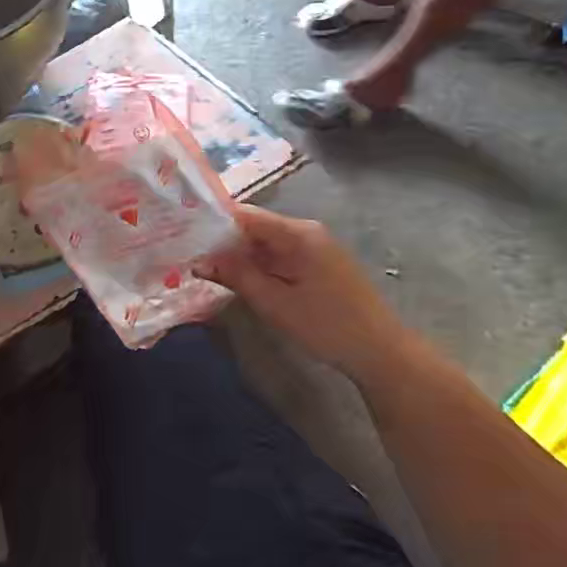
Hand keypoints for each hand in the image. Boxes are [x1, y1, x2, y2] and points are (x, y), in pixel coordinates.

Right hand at [200, 204, 413, 381]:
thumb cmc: (327, 326)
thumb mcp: (275, 303)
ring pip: (266, 243)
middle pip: (255, 227)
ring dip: (240, 256)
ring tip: (205, 267)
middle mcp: (307, 232)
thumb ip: (237, 276)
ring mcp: (315, 248)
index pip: (247, 214)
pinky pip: (280, 257)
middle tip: (188, 254)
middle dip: (224, 241)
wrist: (381, 353)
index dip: (215, 221)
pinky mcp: (318, 265)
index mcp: (298, 233)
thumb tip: (199, 259)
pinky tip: (239, 280)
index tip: (185, 232)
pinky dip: (259, 266)